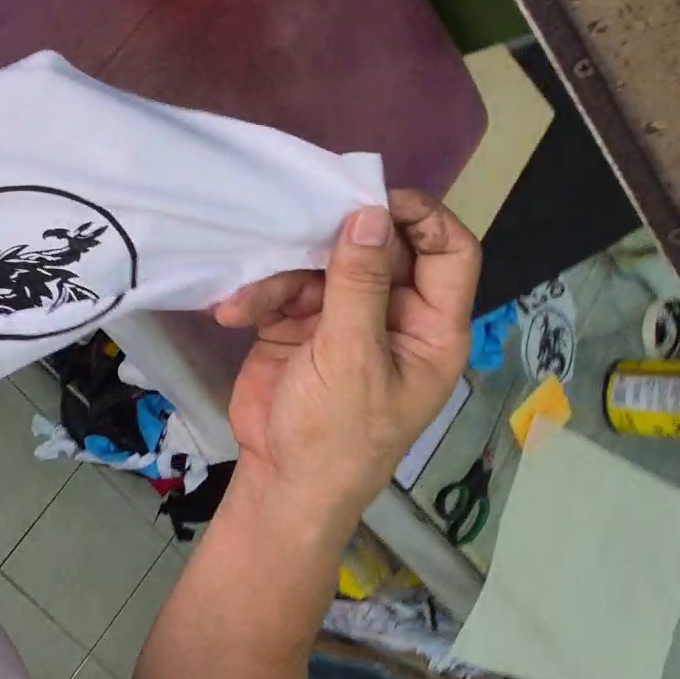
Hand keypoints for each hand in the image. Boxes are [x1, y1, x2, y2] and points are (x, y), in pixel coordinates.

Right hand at [214, 190, 479, 514]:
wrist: (280, 480)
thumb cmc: (335, 431)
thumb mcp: (351, 357)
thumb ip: (359, 284)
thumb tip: (369, 214)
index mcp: (429, 328)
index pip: (448, 255)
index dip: (422, 219)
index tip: (375, 198)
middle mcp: (390, 318)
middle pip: (375, 254)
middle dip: (334, 243)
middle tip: (300, 223)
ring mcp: (340, 323)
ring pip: (319, 271)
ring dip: (279, 281)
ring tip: (245, 303)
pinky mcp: (295, 330)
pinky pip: (280, 295)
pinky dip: (256, 300)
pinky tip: (231, 313)